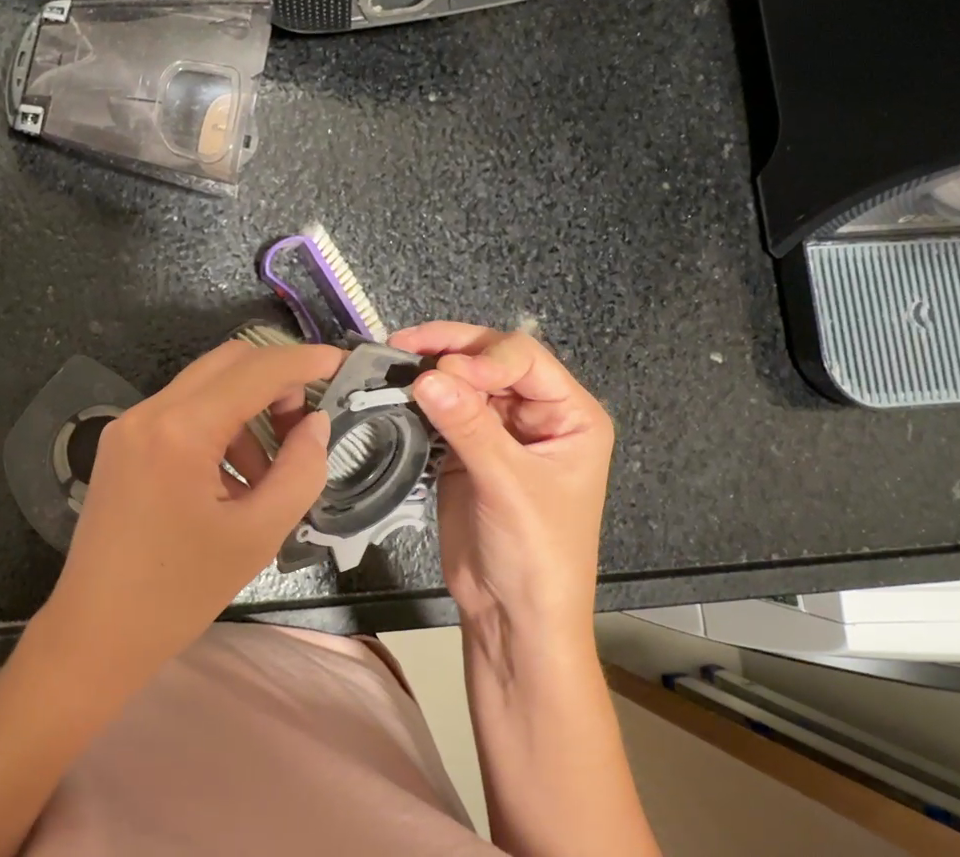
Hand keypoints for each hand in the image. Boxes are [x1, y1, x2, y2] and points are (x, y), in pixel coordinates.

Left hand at [40, 341, 340, 676]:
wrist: (98, 629)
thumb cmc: (181, 591)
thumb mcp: (257, 534)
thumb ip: (300, 471)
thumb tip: (316, 424)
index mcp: (180, 430)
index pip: (254, 370)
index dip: (303, 361)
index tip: (342, 363)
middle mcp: (148, 412)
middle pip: (225, 364)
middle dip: (274, 381)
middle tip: (307, 425)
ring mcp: (127, 426)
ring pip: (202, 389)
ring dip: (246, 411)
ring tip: (268, 474)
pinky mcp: (120, 445)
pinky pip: (179, 415)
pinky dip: (215, 430)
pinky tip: (231, 482)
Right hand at [387, 322, 613, 637]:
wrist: (512, 614)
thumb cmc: (536, 552)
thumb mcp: (509, 486)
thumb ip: (469, 426)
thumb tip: (424, 376)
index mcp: (569, 415)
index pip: (523, 360)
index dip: (484, 357)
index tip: (442, 373)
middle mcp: (535, 414)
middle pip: (489, 361)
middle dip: (449, 351)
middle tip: (402, 346)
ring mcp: (496, 432)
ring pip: (459, 382)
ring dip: (427, 372)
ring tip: (390, 363)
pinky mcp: (462, 451)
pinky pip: (439, 412)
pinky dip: (416, 402)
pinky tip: (393, 394)